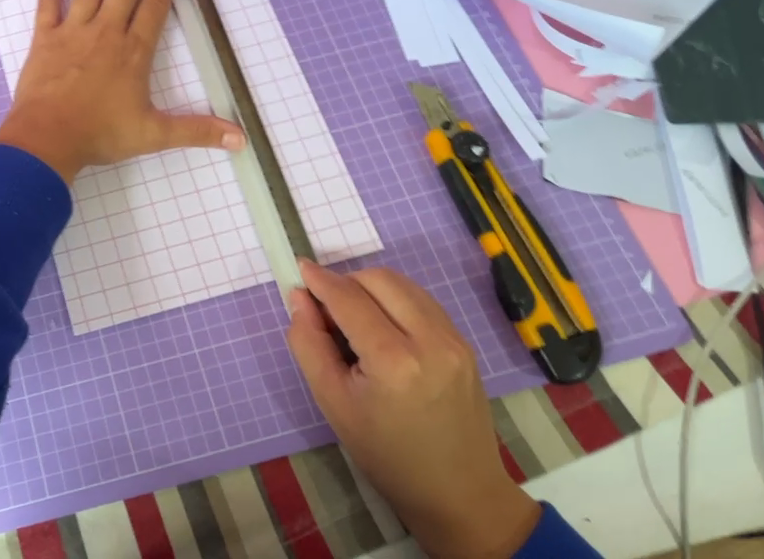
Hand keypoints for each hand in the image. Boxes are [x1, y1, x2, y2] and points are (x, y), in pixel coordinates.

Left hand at [0, 0, 243, 181]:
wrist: (47, 137)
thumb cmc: (99, 134)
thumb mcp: (154, 135)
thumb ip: (196, 131)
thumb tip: (240, 139)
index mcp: (133, 52)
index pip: (153, 8)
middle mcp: (105, 32)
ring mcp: (72, 31)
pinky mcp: (44, 37)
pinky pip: (48, 1)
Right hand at [286, 260, 540, 558]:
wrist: (458, 493)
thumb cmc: (386, 454)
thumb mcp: (332, 403)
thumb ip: (308, 344)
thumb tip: (299, 298)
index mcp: (394, 361)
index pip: (348, 298)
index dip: (320, 280)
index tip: (300, 269)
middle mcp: (430, 340)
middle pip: (377, 280)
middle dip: (345, 283)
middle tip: (327, 310)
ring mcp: (454, 339)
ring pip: (402, 284)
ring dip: (370, 288)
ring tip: (354, 320)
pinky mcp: (465, 343)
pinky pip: (421, 301)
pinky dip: (394, 300)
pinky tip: (383, 327)